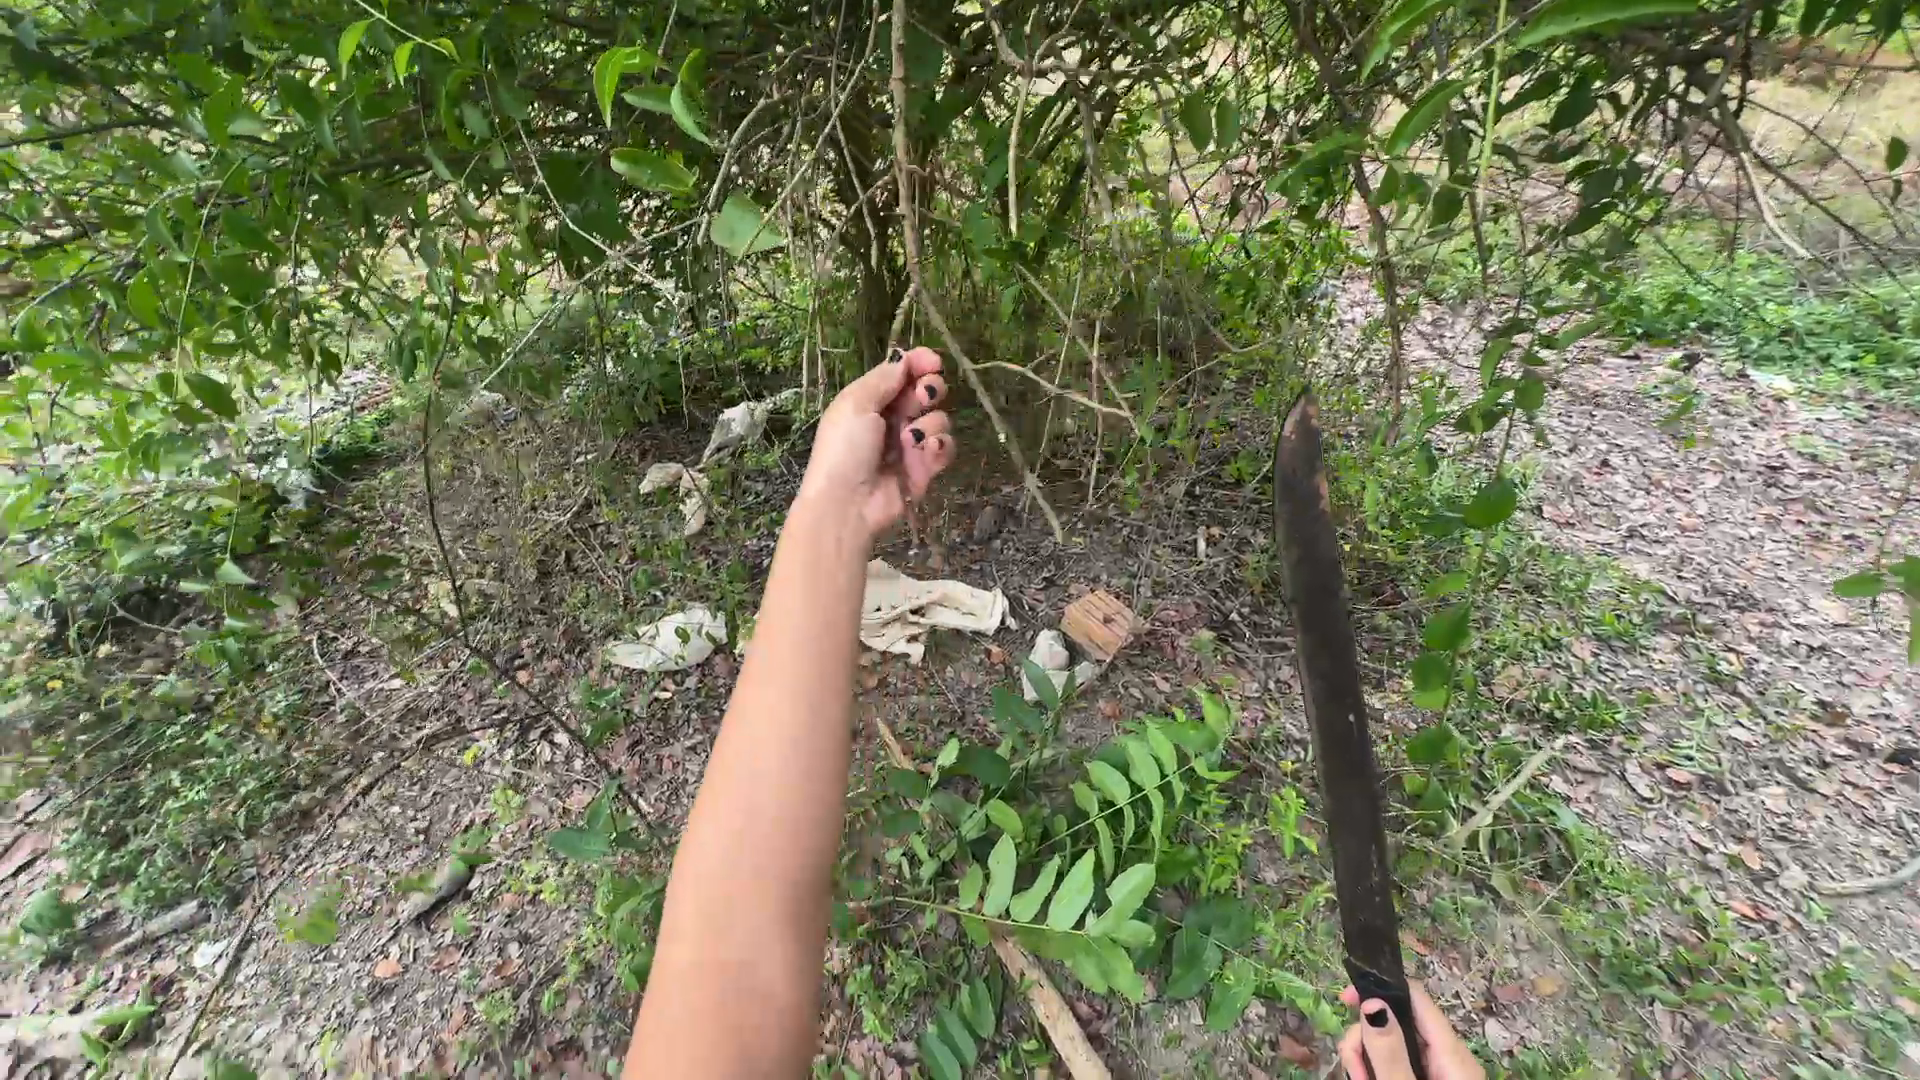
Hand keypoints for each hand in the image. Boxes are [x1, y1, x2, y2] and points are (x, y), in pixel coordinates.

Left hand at [798, 346, 954, 538]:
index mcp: (871, 399)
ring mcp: (910, 445)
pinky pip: (945, 448)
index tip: (934, 361)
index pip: (903, 372)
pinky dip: (939, 448)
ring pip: (939, 420)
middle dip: (929, 391)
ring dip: (928, 426)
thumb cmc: (845, 449)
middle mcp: (892, 419)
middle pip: (927, 392)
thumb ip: (884, 378)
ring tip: (908, 442)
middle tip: (919, 400)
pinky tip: (925, 454)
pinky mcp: (924, 468)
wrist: (848, 504)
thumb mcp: (856, 403)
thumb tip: (905, 359)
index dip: (920, 363)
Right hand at [1337, 981, 1484, 1079]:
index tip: (1345, 999)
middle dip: (1365, 1036)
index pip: (1414, 995)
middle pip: (1396, 1020)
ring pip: (1391, 1041)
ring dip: (1366, 1055)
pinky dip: (1376, 1067)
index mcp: (1452, 1054)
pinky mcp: (1428, 1079)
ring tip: (1357, 1078)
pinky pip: (1397, 1060)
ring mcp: (1439, 1070)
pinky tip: (1366, 1079)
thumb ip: (1390, 1053)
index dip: (1378, 987)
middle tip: (1351, 1065)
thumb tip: (1371, 1002)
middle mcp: (1447, 1056)